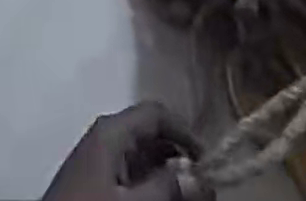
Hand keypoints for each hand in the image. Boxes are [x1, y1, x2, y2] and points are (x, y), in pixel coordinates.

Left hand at [43, 103, 204, 200]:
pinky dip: (150, 184)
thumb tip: (203, 177)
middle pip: (150, 134)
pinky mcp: (95, 180)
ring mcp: (99, 158)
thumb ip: (168, 190)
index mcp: (112, 130)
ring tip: (189, 195)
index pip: (155, 113)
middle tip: (204, 183)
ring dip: (166, 173)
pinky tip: (163, 200)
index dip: (185, 132)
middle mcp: (106, 136)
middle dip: (178, 156)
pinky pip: (130, 173)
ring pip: (142, 156)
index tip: (209, 160)